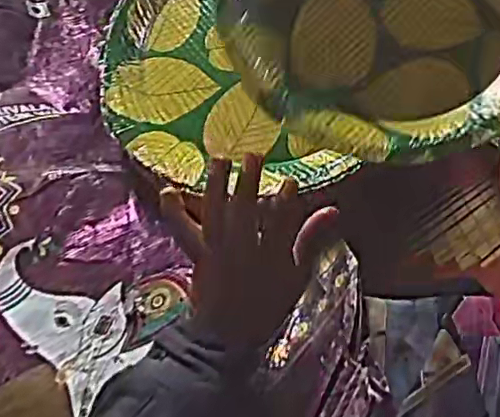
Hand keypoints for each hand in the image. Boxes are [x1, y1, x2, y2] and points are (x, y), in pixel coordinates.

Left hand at [159, 154, 341, 347]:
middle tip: (251, 157)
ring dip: (216, 187)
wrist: (223, 342)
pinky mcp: (198, 256)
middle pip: (243, 216)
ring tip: (218, 160)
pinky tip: (167, 191)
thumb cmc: (266, 307)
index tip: (290, 182)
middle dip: (247, 186)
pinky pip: (185, 231)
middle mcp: (240, 254)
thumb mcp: (297, 278)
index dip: (284, 206)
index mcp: (269, 260)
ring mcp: (216, 254)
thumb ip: (312, 240)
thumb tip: (332, 209)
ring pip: (215, 217)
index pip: (279, 229)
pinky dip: (175, 212)